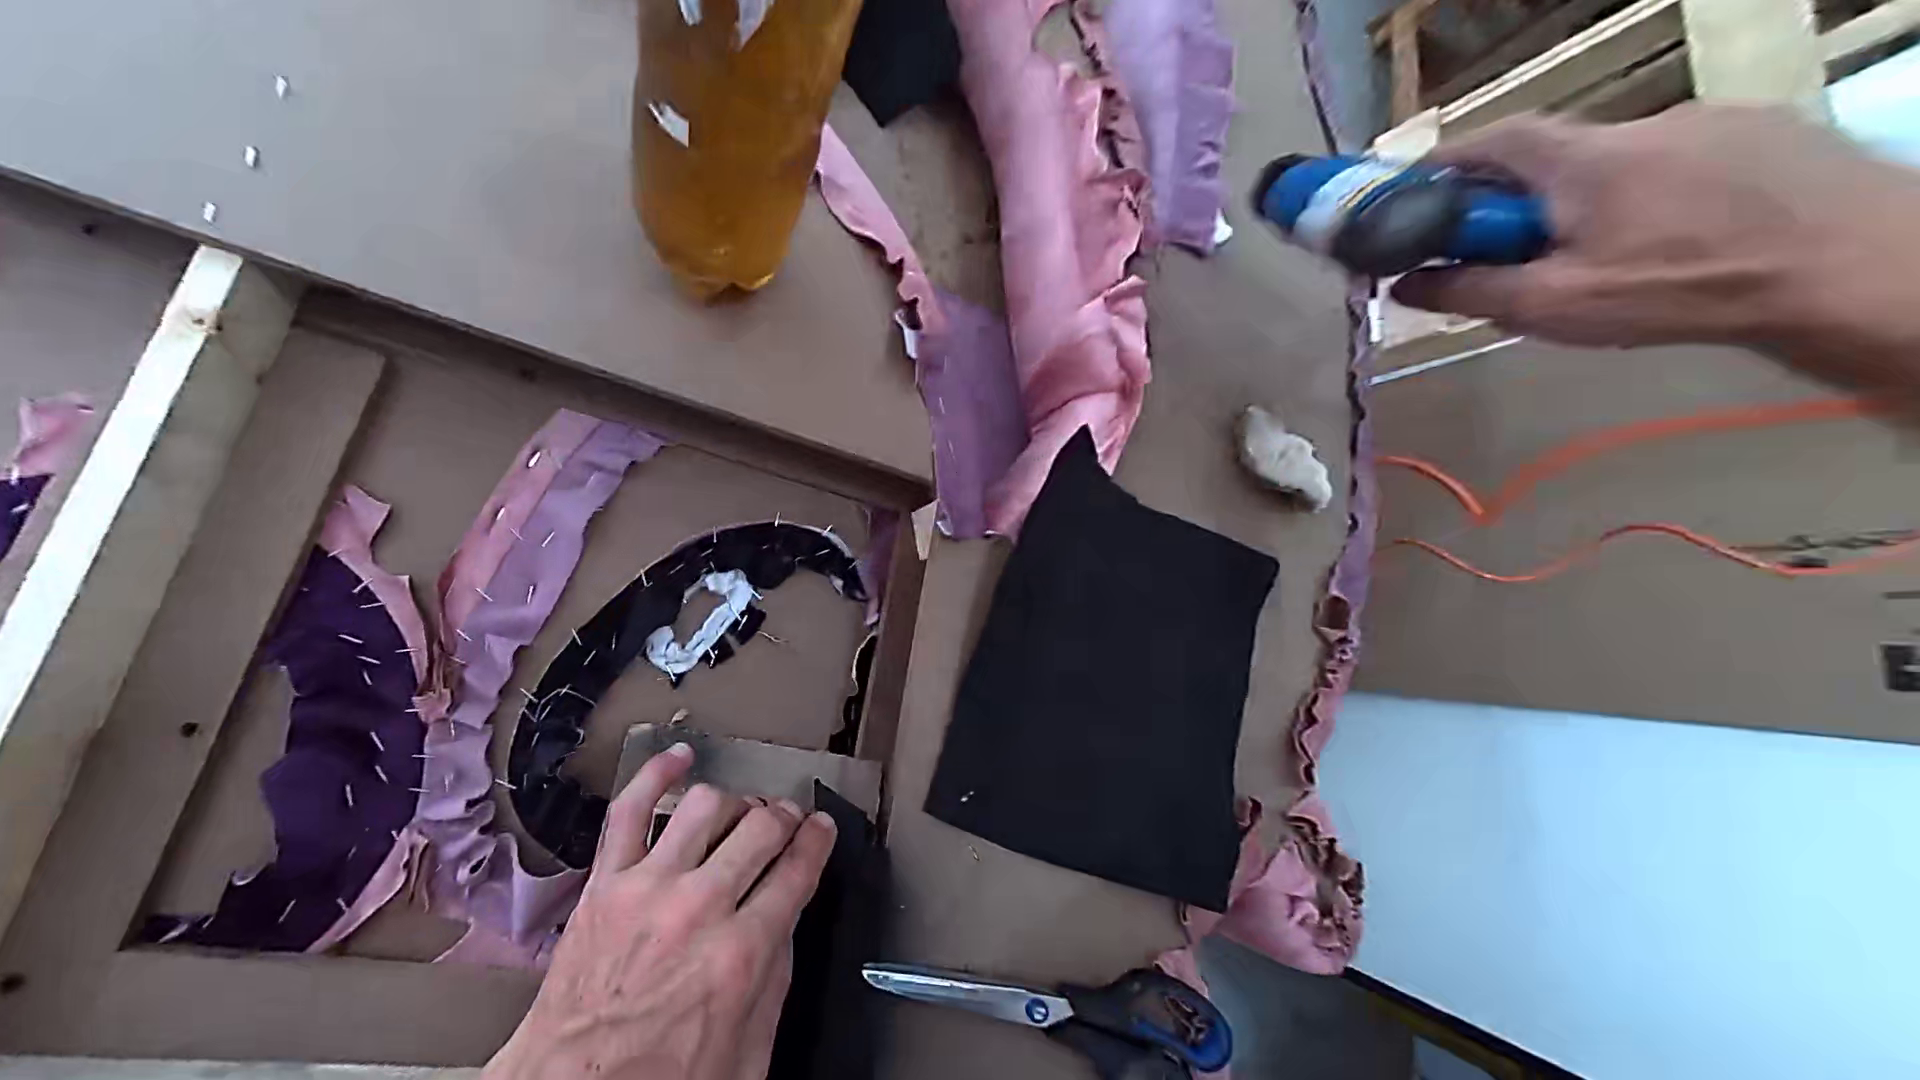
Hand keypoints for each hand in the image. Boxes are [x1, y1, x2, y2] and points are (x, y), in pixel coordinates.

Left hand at [484, 743, 837, 1079]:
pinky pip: (630, 809)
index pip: (799, 868)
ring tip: (739, 815)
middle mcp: (700, 908)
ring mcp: (648, 888)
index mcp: (742, 954)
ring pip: (708, 805)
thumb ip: (779, 975)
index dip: (819, 839)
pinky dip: (656, 773)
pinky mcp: (605, 883)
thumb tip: (788, 912)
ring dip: (735, 803)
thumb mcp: (749, 1053)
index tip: (822, 827)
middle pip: (763, 828)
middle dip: (785, 817)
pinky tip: (679, 756)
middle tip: (786, 821)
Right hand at [1392, 104, 1919, 393]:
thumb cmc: (1678, 288)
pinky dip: (1641, 198)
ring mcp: (1713, 124)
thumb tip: (1400, 286)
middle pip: (1549, 157)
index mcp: (1583, 160)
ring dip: (1579, 203)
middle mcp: (1642, 126)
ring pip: (1612, 165)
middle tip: (1497, 253)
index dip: (1444, 162)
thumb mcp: (1548, 304)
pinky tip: (1658, 242)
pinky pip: (1673, 164)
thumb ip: (1466, 291)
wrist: (1857, 269)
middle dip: (1510, 201)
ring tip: (1588, 259)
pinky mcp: (1766, 138)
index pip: (1493, 140)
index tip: (1411, 194)